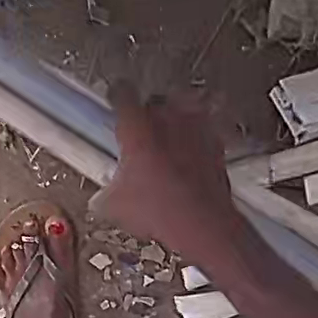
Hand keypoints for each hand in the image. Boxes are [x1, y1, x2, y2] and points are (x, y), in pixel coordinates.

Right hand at [98, 84, 248, 263]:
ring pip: (184, 110)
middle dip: (147, 116)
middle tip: (140, 135)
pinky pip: (205, 130)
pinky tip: (191, 157)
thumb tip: (101, 199)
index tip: (115, 100)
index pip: (122, 94)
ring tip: (168, 142)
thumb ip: (104, 193)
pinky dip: (197, 140)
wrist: (201, 223)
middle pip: (155, 101)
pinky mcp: (217, 143)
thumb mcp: (115, 206)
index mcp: (137, 126)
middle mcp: (168, 119)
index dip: (116, 96)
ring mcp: (196, 128)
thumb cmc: (160, 209)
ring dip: (175, 122)